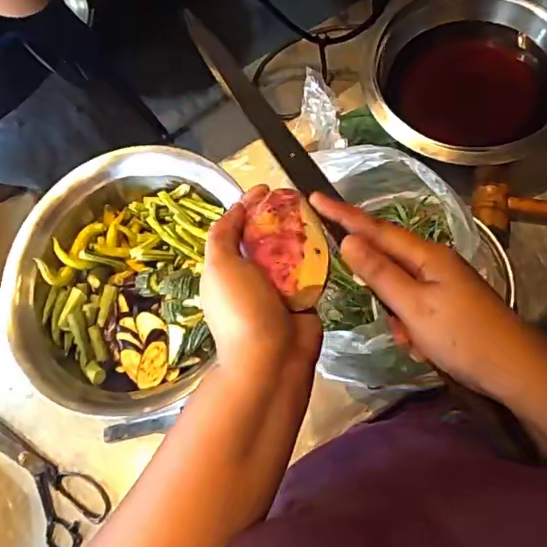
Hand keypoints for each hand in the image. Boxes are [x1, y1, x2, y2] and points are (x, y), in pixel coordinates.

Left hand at [202, 186, 322, 378]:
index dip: (248, 205)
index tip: (266, 187)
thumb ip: (223, 235)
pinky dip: (317, 259)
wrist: (271, 359)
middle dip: (279, 217)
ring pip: (291, 253)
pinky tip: (327, 239)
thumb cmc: (241, 310)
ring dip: (301, 235)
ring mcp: (278, 290)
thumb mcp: (219, 266)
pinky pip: (311, 273)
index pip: (235, 229)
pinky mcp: (302, 300)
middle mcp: (251, 277)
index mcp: (226, 269)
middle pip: (265, 238)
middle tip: (297, 198)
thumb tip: (235, 210)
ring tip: (315, 213)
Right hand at [311, 193, 546, 397]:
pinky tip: (425, 348)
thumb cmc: (463, 336)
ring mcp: (442, 284)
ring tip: (417, 341)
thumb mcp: (414, 306)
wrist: (513, 368)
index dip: (343, 215)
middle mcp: (434, 263)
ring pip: (398, 293)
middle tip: (392, 320)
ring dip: (398, 319)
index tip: (315, 197)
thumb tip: (348, 240)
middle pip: (386, 264)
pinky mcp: (446, 305)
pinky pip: (413, 311)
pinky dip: (412, 329)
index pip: (376, 229)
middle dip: (379, 293)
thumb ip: (379, 273)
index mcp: (427, 255)